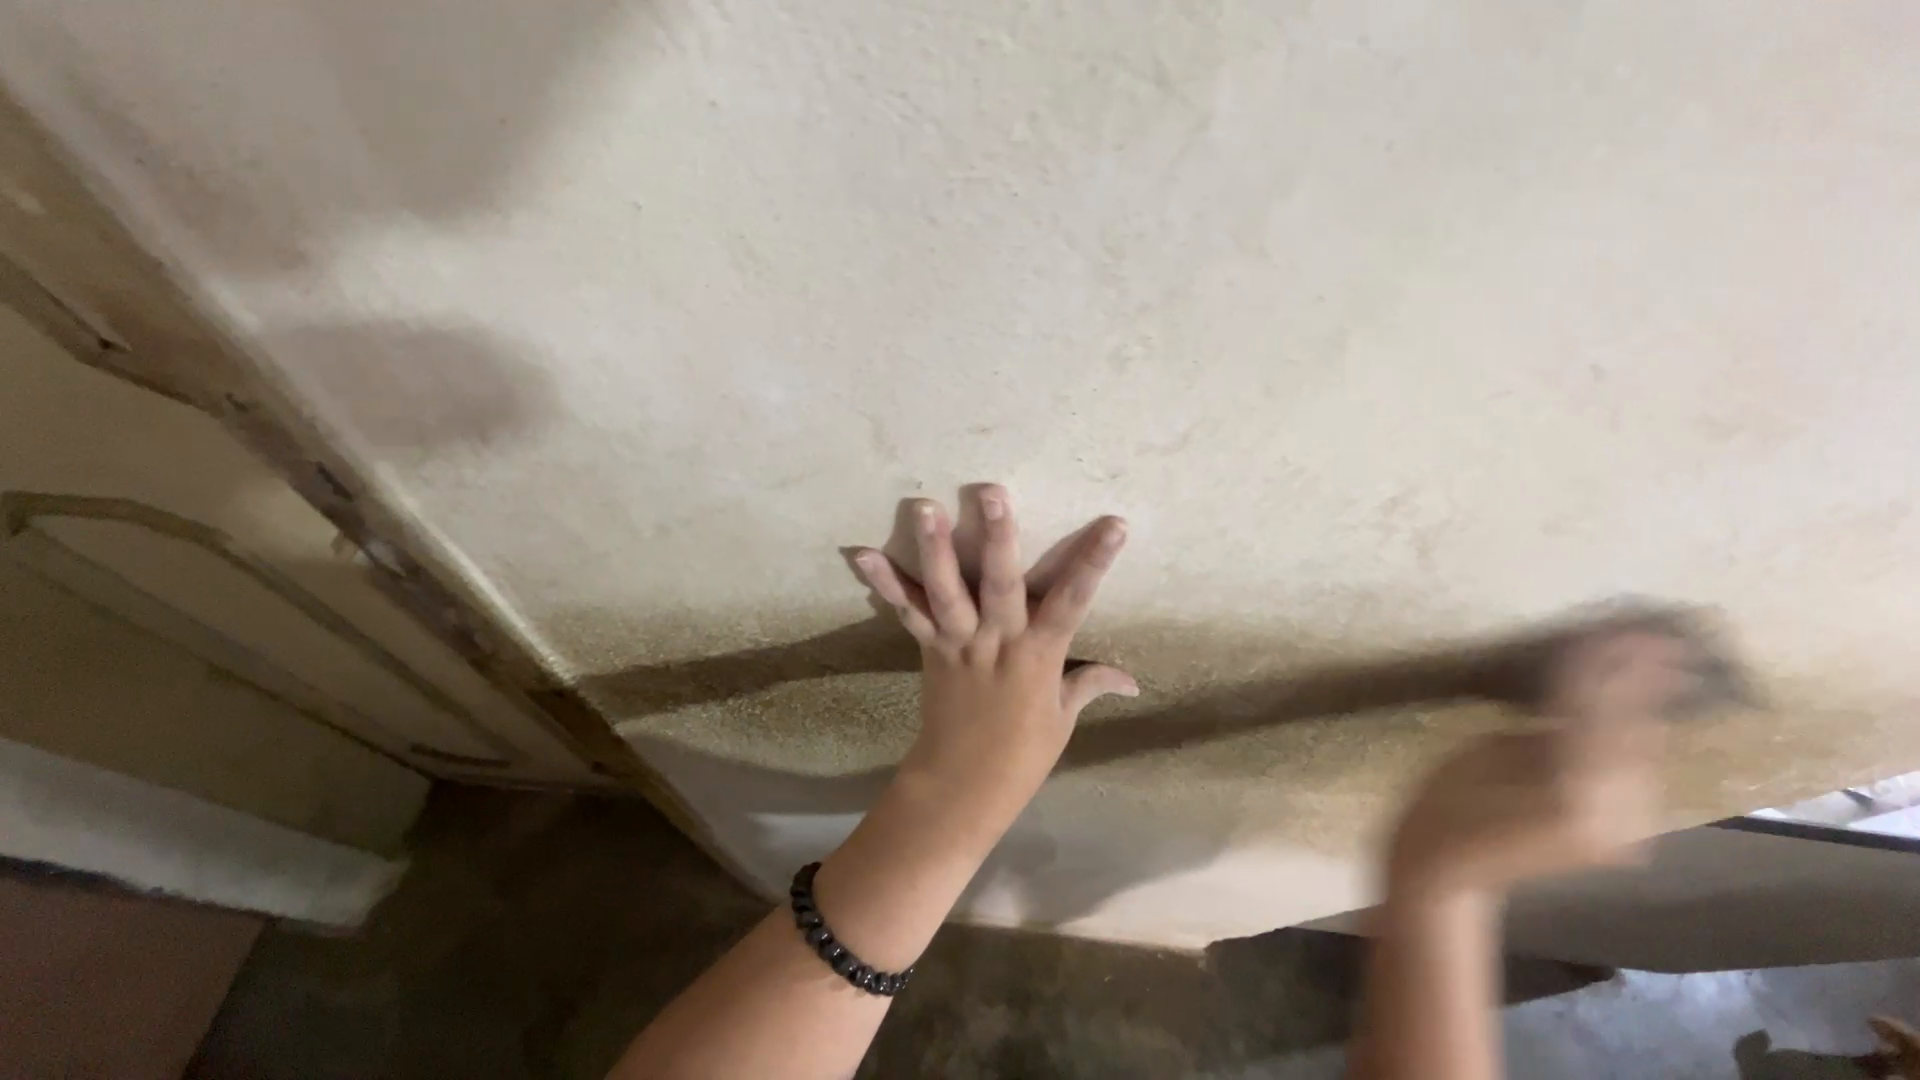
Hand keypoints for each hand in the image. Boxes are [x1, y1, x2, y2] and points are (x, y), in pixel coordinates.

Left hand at [853, 486, 1135, 818]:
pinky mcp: (930, 648)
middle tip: (992, 493)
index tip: (1114, 523)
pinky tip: (862, 554)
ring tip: (925, 507)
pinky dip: (885, 584)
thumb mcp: (1063, 717)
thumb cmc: (1022, 753)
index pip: (1074, 602)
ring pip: (948, 592)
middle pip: (1001, 586)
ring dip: (935, 549)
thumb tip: (1134, 681)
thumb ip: (1091, 683)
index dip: (1094, 562)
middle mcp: (999, 642)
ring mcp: (959, 644)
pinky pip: (908, 612)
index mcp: (1040, 656)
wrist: (962, 783)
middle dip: (999, 539)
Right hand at [1386, 631, 1701, 900]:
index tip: (1625, 629)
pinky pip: (1633, 774)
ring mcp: (1624, 830)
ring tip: (1655, 660)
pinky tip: (1633, 708)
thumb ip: (1542, 732)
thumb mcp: (1483, 755)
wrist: (1443, 873)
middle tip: (1655, 635)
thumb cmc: (1439, 809)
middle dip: (1640, 683)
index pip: (1598, 716)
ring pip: (1641, 754)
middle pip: (1632, 734)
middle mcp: (1613, 815)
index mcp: (1571, 793)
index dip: (1611, 670)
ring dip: (1645, 706)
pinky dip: (1632, 738)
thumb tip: (1583, 695)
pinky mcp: (1621, 834)